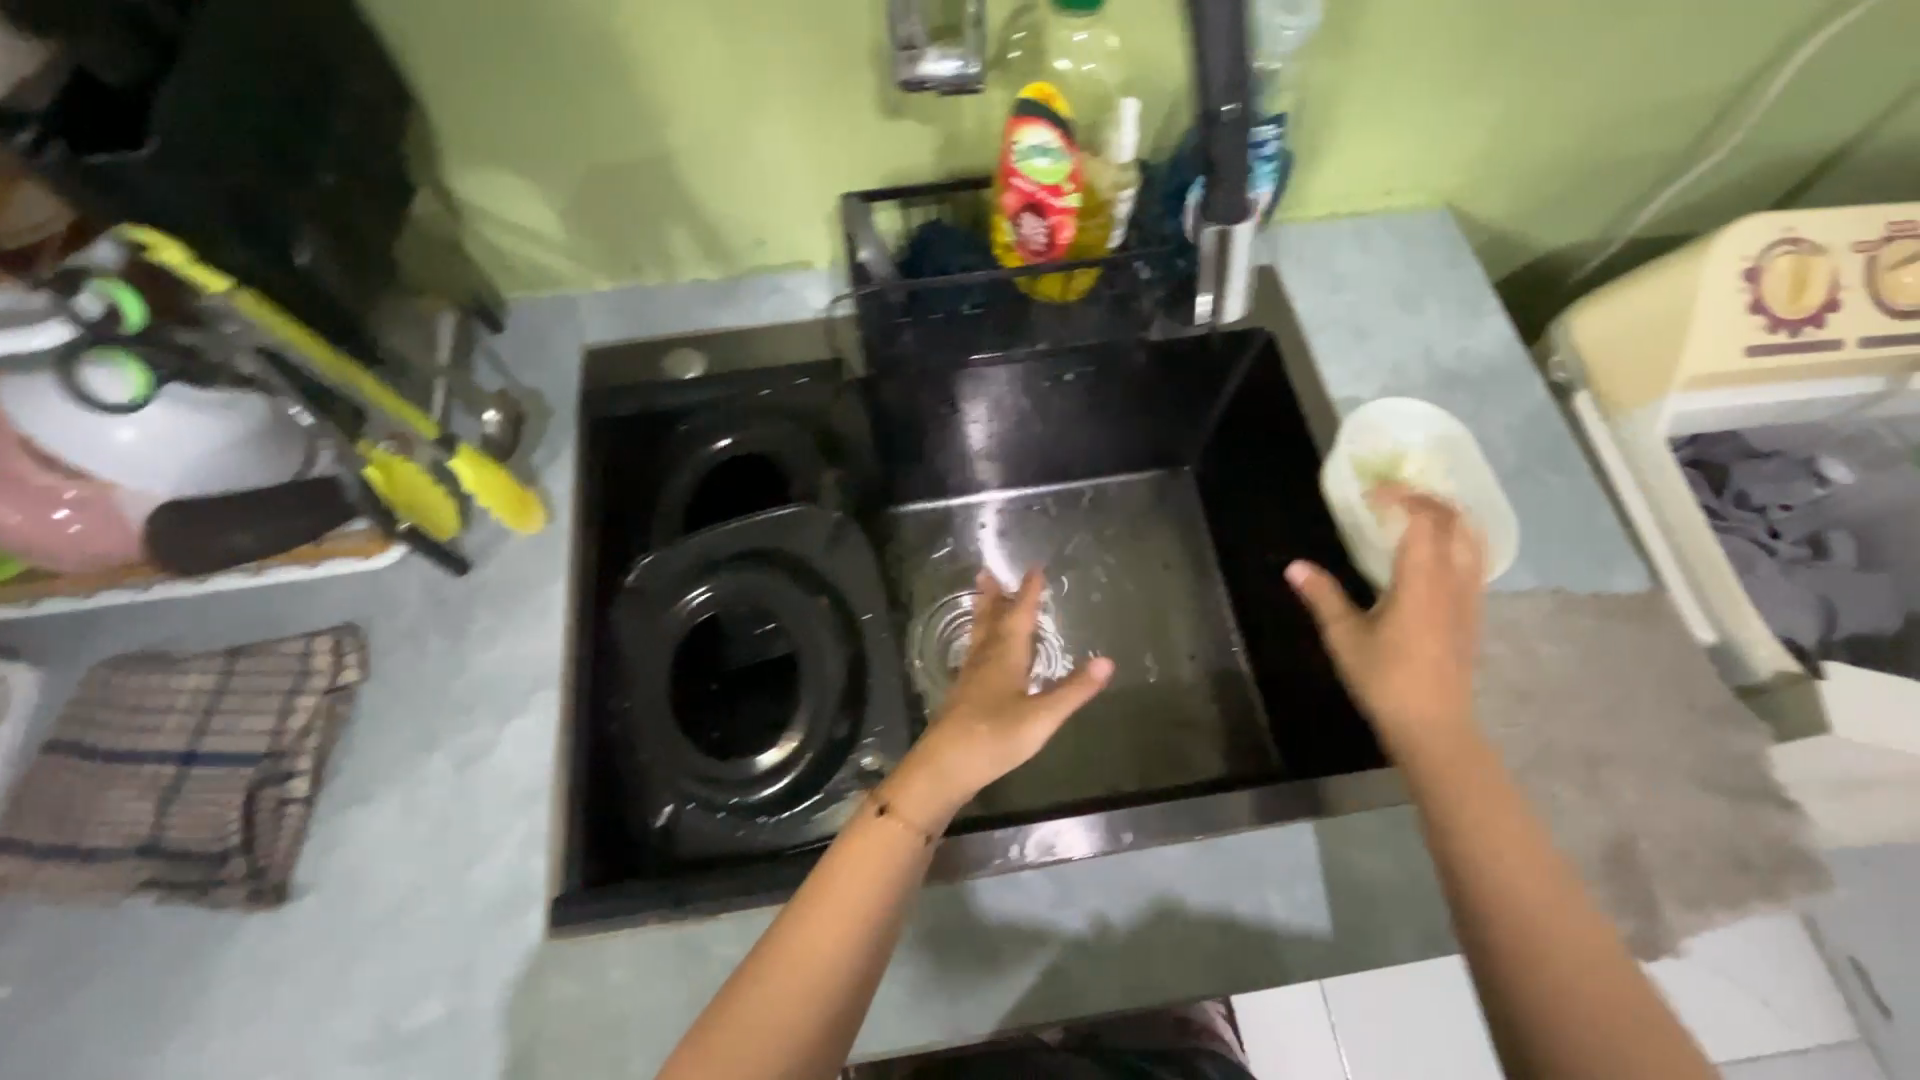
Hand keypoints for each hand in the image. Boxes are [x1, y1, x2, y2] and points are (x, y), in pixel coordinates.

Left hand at [886, 568, 1113, 823]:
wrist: (945, 766)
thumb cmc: (995, 737)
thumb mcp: (1042, 717)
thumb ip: (1073, 690)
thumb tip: (1107, 660)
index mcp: (1005, 656)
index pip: (1020, 615)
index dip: (1028, 593)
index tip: (1033, 569)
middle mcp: (985, 659)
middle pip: (990, 620)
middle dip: (994, 597)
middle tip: (986, 572)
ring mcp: (970, 678)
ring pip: (979, 636)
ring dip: (983, 615)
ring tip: (981, 598)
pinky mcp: (963, 696)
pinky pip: (974, 655)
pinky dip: (980, 642)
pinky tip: (982, 655)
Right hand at [1285, 488, 1485, 754]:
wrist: (1433, 725)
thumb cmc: (1385, 679)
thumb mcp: (1344, 637)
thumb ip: (1322, 596)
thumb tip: (1294, 567)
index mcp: (1422, 579)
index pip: (1423, 518)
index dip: (1401, 496)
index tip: (1372, 492)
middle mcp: (1454, 579)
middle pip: (1457, 521)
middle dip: (1429, 499)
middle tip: (1396, 496)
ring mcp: (1471, 597)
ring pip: (1474, 539)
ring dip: (1449, 518)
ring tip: (1418, 516)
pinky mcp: (1474, 614)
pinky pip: (1476, 561)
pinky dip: (1457, 542)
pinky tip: (1433, 556)